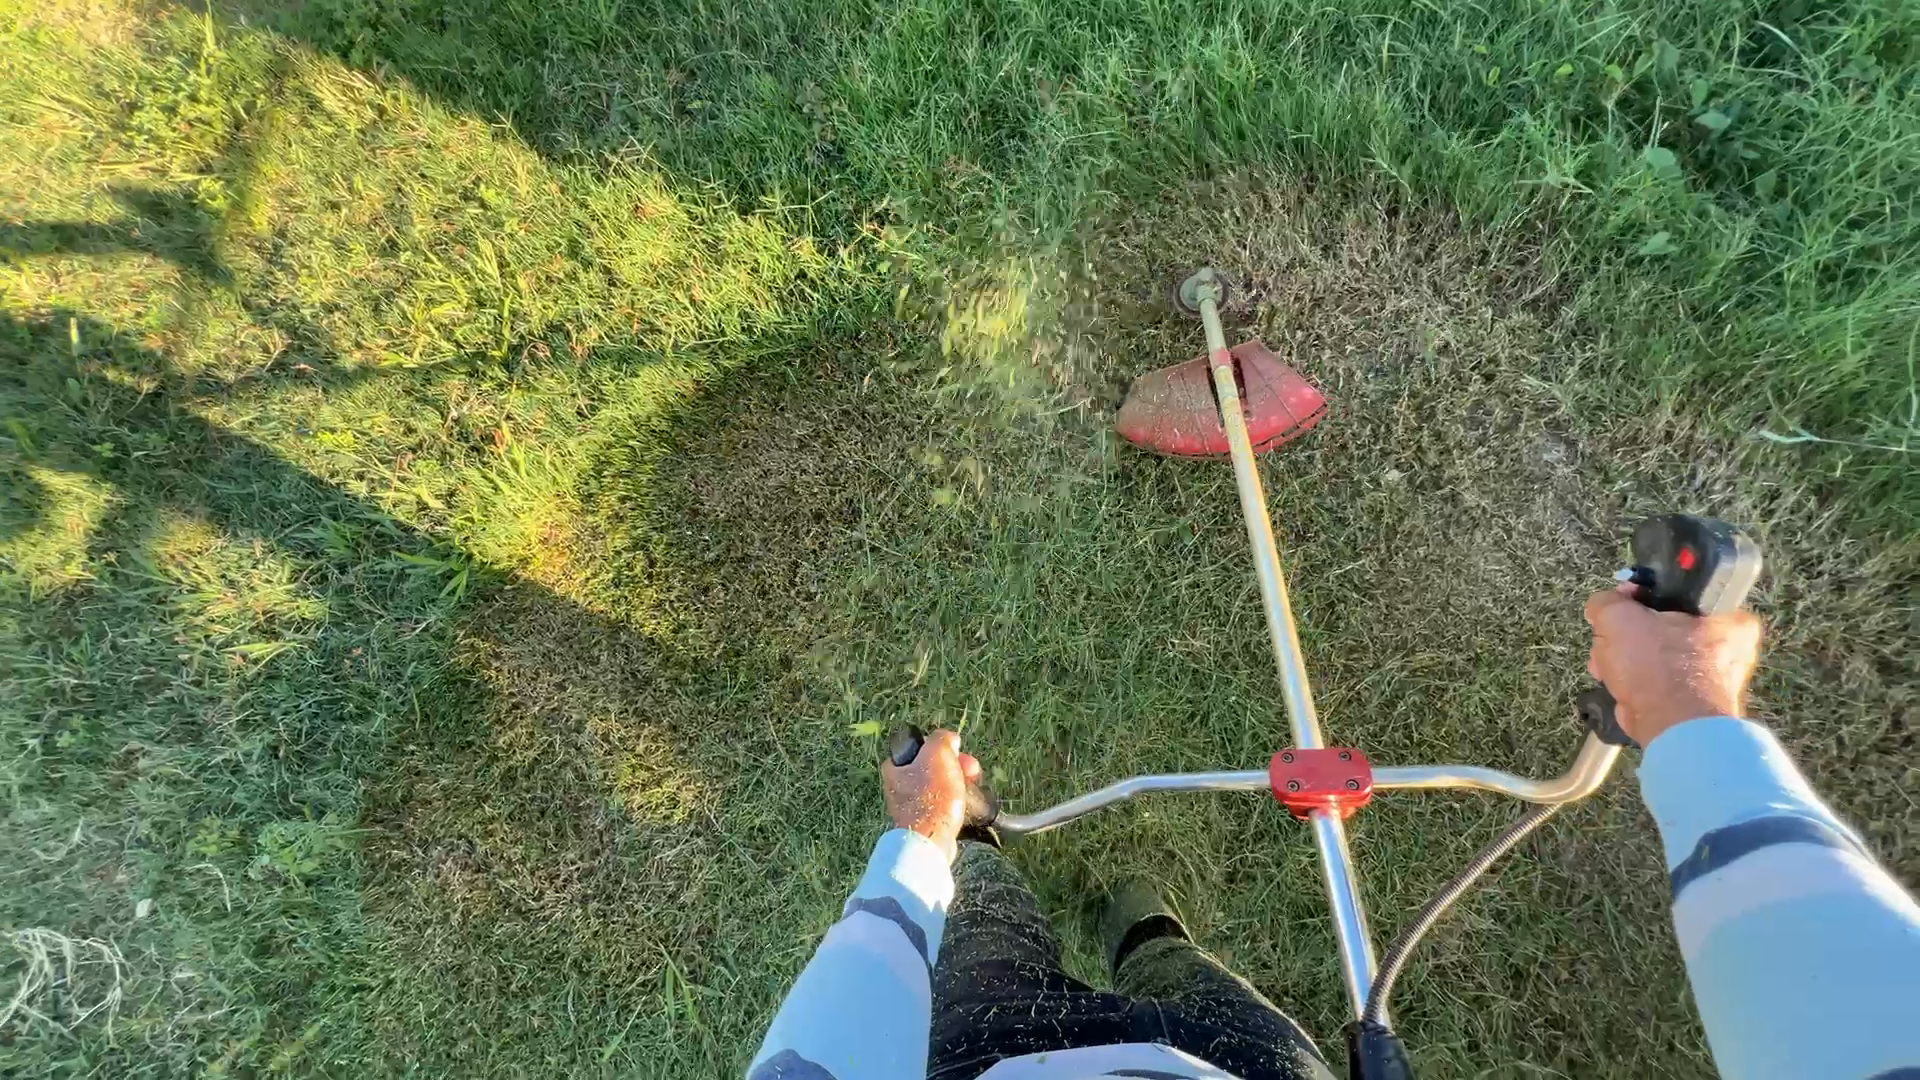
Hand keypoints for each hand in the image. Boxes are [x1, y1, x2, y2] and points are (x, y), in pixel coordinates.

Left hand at [881, 729, 980, 861]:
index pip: (922, 746)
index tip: (957, 753)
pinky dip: (956, 801)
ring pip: (941, 784)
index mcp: (895, 766)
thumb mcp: (937, 753)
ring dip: (960, 781)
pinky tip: (966, 803)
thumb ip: (942, 738)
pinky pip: (943, 804)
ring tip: (974, 786)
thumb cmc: (932, 796)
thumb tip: (950, 739)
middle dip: (957, 764)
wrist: (931, 841)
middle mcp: (898, 785)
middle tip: (972, 770)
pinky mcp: (923, 822)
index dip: (942, 747)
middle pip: (934, 765)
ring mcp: (910, 805)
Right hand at [1584, 586, 1763, 745]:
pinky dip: (1632, 677)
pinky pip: (1652, 674)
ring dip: (1621, 656)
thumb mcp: (1618, 616)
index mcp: (1727, 617)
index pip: (1676, 594)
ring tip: (1612, 666)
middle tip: (1613, 641)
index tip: (1623, 606)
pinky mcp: (1692, 694)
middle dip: (1624, 634)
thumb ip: (1608, 600)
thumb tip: (1604, 603)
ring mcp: (1711, 672)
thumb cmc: (1658, 669)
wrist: (1669, 723)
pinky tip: (1620, 681)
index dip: (1642, 599)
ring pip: (1650, 650)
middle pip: (1657, 624)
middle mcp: (1727, 645)